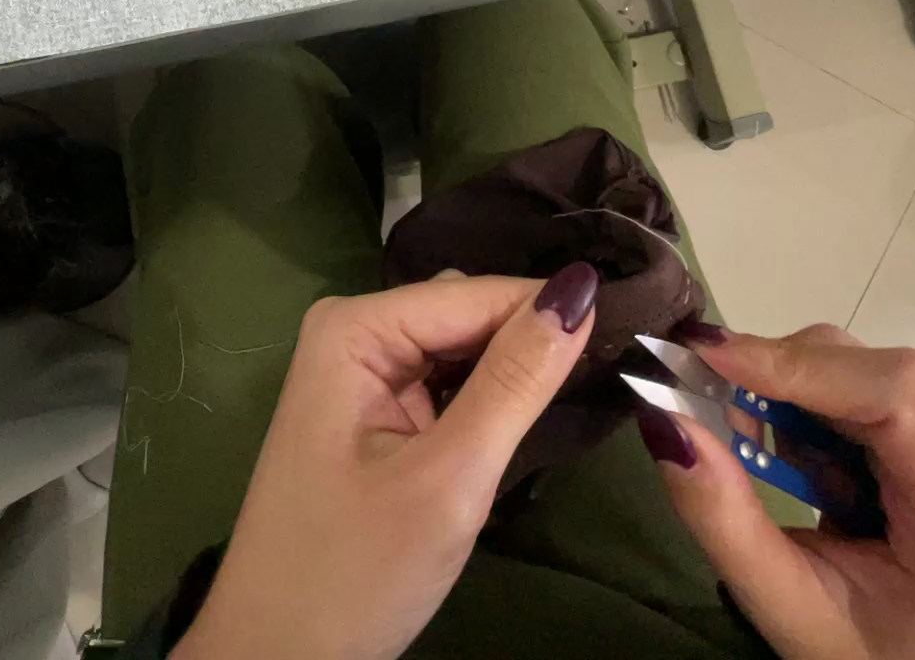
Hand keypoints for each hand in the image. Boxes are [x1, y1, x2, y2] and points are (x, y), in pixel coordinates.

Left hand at [171, 266, 599, 659]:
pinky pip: (444, 380)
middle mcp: (354, 330)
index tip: (636, 329)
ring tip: (590, 385)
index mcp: (355, 327)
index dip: (553, 309)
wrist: (278, 653)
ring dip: (514, 369)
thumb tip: (577, 292)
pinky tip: (530, 410)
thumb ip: (514, 382)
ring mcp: (360, 369)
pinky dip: (488, 395)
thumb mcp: (448, 478)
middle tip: (620, 366)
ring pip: (460, 346)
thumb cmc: (356, 570)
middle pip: (466, 314)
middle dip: (532, 339)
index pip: (474, 295)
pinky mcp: (373, 406)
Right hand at [643, 323, 914, 659]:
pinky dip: (813, 404)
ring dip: (794, 393)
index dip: (799, 362)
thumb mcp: (783, 609)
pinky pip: (875, 388)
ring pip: (872, 371)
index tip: (706, 357)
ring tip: (765, 456)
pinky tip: (804, 460)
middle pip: (882, 376)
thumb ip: (723, 519)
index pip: (904, 400)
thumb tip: (666, 419)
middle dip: (781, 377)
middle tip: (711, 407)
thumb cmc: (866, 659)